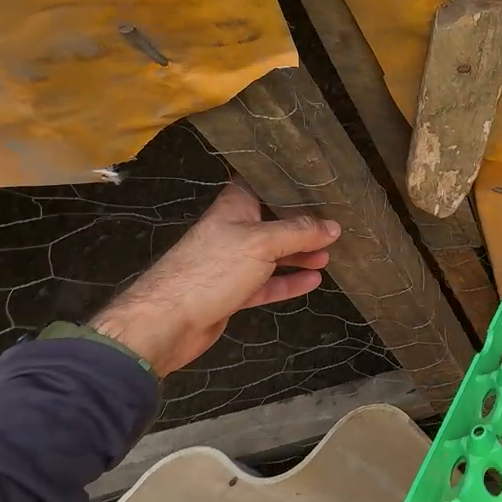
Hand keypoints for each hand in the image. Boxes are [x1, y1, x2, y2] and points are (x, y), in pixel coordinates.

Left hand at [88, 182, 339, 375]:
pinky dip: (287, 281)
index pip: (260, 183)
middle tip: (335, 220)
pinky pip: (266, 282)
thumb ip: (300, 232)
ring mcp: (231, 263)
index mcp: (234, 208)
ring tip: (329, 253)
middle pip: (272, 219)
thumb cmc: (213, 269)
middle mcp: (233, 231)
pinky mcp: (232, 291)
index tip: (316, 177)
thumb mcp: (263, 242)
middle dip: (302, 221)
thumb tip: (334, 227)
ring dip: (299, 253)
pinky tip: (312, 281)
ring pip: (272, 253)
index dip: (284, 178)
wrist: (165, 324)